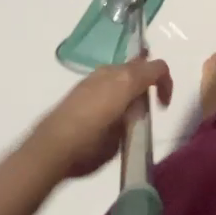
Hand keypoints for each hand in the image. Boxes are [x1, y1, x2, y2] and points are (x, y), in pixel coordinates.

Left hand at [25, 58, 172, 179]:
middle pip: (139, 65)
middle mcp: (111, 71)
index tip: (162, 106)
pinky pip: (106, 80)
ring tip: (126, 112)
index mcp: (127, 81)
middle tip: (147, 107)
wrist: (49, 148)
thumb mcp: (122, 137)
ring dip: (130, 85)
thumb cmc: (89, 146)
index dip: (166, 83)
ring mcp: (93, 77)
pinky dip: (114, 89)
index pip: (158, 68)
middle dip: (148, 81)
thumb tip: (132, 113)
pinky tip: (106, 113)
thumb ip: (133, 117)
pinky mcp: (79, 86)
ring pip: (121, 71)